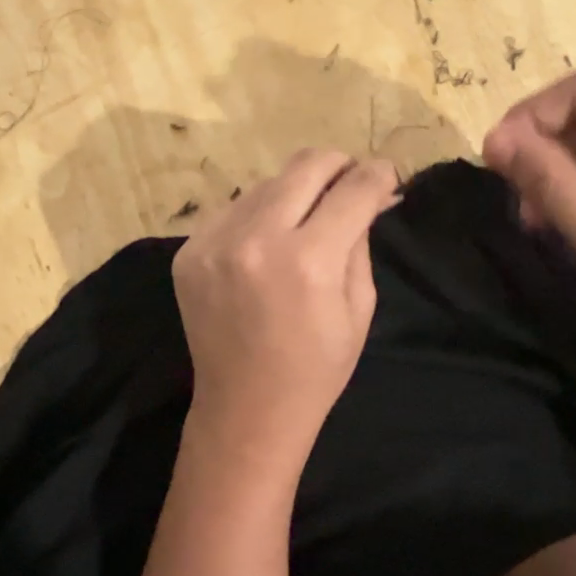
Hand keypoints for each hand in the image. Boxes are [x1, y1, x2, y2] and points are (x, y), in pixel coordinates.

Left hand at [172, 149, 399, 448]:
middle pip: (306, 165)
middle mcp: (257, 239)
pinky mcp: (189, 252)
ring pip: (267, 183)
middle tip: (350, 185)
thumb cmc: (316, 369)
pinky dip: (257, 217)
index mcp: (310, 260)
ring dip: (295, 192)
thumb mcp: (358, 308)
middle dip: (338, 166)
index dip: (378, 175)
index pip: (354, 188)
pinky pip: (233, 210)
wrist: (246, 410)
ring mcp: (215, 242)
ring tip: (306, 223)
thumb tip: (371, 194)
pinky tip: (266, 247)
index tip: (386, 178)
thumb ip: (361, 242)